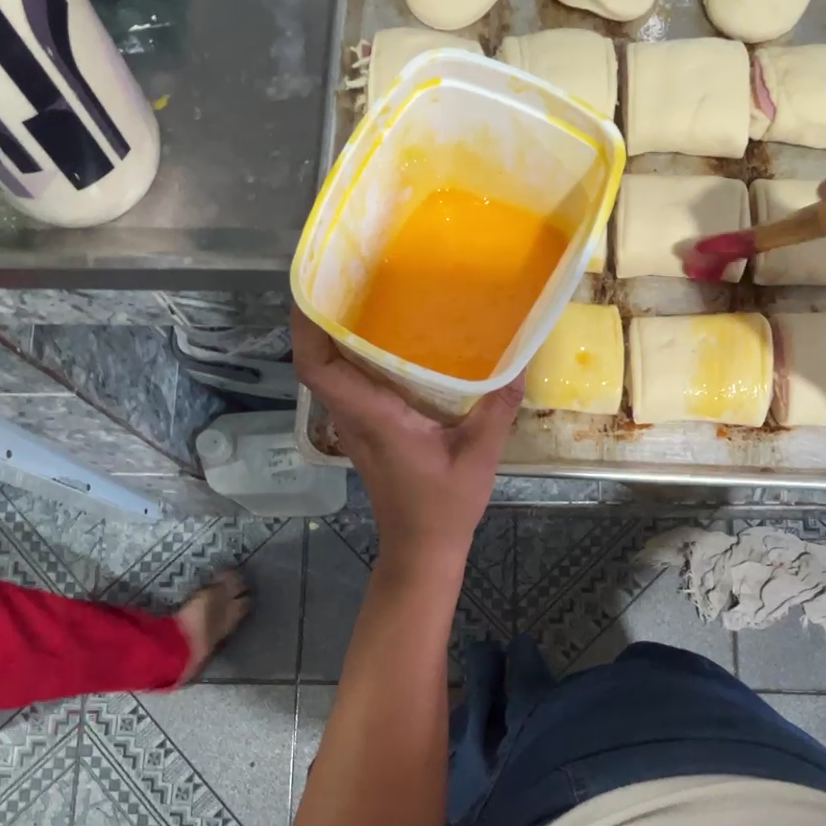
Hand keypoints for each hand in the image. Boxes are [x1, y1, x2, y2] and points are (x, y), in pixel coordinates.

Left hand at [291, 306, 520, 564]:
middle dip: (320, 318)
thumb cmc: (444, 507)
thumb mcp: (479, 456)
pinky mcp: (365, 435)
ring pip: (331, 375)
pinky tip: (387, 344)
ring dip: (336, 338)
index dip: (306, 326)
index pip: (318, 368)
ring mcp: (355, 429)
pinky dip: (354, 361)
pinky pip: (349, 388)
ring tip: (363, 299)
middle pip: (318, 363)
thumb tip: (519, 365)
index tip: (314, 287)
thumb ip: (497, 409)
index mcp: (373, 417)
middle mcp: (354, 418)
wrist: (421, 549)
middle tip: (345, 277)